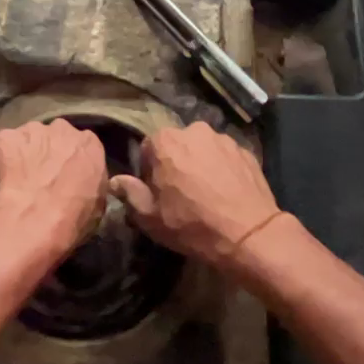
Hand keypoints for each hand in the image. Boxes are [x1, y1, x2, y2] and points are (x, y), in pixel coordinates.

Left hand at [0, 120, 107, 252]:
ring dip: (25, 153)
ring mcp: (31, 130)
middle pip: (54, 135)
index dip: (72, 161)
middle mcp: (61, 129)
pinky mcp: (5, 138)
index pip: (82, 145)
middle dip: (49, 151)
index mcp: (88, 143)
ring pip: (28, 138)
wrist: (36, 217)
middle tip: (42, 177)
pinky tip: (3, 179)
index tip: (66, 176)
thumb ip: (90, 183)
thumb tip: (82, 186)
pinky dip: (2, 158)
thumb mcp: (98, 203)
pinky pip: (3, 146)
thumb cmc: (73, 216)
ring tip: (19, 180)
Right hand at [109, 122, 283, 270]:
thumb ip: (130, 193)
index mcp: (166, 141)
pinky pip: (225, 156)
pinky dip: (222, 168)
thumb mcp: (151, 218)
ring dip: (200, 164)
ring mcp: (223, 138)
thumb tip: (115, 180)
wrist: (248, 233)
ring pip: (202, 148)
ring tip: (207, 193)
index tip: (158, 192)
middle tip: (182, 193)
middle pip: (177, 145)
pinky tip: (226, 192)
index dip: (150, 171)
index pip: (148, 148)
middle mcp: (194, 130)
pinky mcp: (245, 150)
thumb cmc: (192, 225)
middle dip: (176, 163)